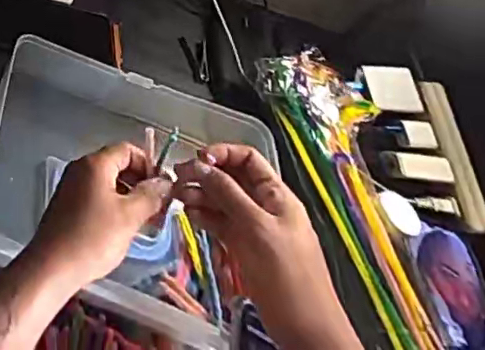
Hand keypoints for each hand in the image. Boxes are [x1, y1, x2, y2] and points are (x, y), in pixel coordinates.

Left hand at [23, 142, 172, 287]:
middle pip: (117, 164)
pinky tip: (122, 226)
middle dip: (140, 183)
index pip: (127, 150)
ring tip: (144, 221)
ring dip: (128, 196)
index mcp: (95, 163)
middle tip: (158, 208)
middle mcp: (81, 167)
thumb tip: (164, 182)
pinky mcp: (67, 201)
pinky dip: (113, 203)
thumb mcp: (128, 217)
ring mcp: (71, 183)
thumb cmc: (93, 237)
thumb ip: (149, 196)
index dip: (148, 165)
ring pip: (107, 181)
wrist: (53, 264)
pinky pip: (96, 193)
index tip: (162, 189)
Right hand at [175, 144, 360, 349]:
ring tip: (179, 198)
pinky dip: (204, 217)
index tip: (198, 159)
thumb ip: (228, 193)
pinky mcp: (243, 247)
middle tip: (178, 179)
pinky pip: (220, 222)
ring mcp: (252, 227)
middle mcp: (263, 206)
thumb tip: (201, 165)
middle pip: (230, 178)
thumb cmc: (288, 276)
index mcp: (276, 195)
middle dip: (205, 175)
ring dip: (200, 195)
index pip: (248, 159)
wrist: (307, 334)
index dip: (223, 153)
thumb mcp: (257, 228)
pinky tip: (190, 217)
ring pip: (221, 200)